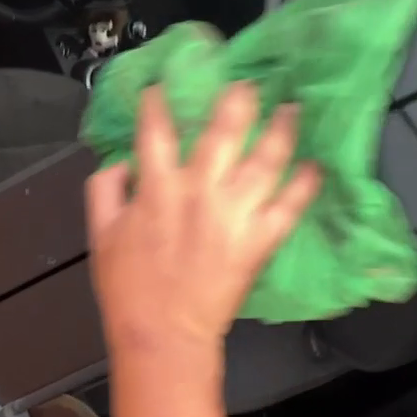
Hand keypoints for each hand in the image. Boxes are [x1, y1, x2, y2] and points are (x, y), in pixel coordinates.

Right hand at [86, 83, 321, 371]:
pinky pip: (289, 206)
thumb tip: (122, 162)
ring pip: (265, 160)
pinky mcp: (258, 240)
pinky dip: (305, 185)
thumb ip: (104, 188)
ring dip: (281, 129)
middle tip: (249, 82)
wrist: (162, 335)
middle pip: (224, 130)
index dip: (158, 101)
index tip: (163, 85)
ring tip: (292, 108)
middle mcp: (199, 191)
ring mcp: (234, 214)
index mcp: (156, 187)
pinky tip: (316, 165)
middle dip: (238, 99)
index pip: (157, 129)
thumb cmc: (128, 285)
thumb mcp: (99, 232)